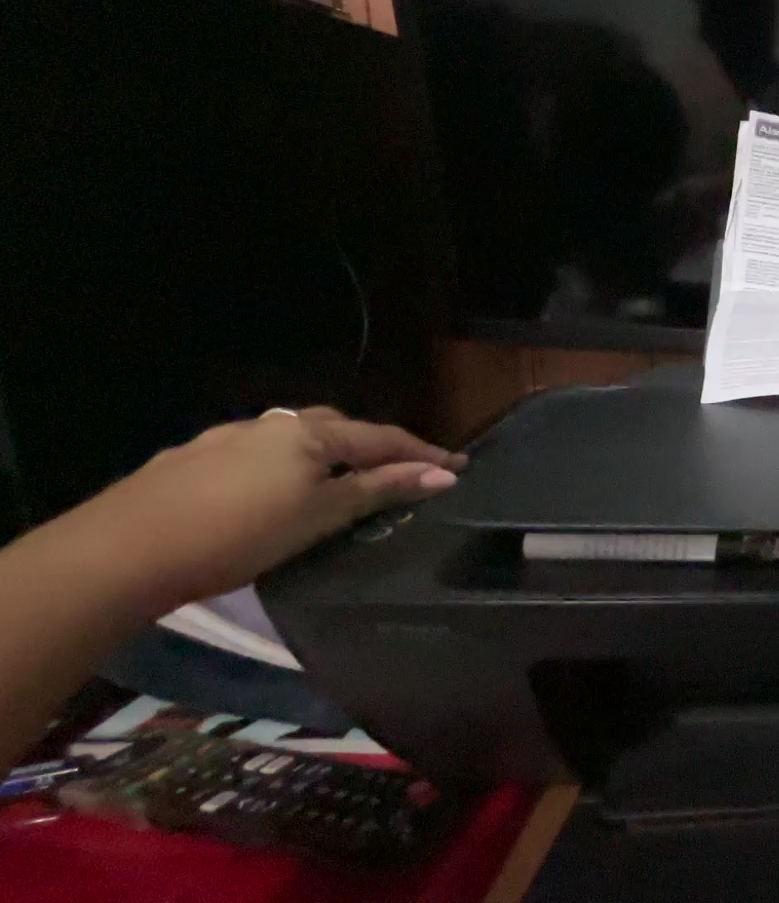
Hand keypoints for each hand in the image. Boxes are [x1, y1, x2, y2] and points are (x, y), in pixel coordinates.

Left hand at [61, 409, 463, 614]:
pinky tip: (272, 491)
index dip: (424, 453)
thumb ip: (383, 489)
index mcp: (309, 432)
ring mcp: (224, 440)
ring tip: (339, 481)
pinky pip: (256, 456)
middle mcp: (271, 425)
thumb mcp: (323, 514)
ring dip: (326, 455)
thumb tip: (444, 474)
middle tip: (400, 471)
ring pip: (293, 441)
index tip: (459, 466)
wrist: (117, 555)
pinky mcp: (187, 463)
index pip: (384, 437)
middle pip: (339, 429)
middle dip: (374, 446)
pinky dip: (283, 468)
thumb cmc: (240, 532)